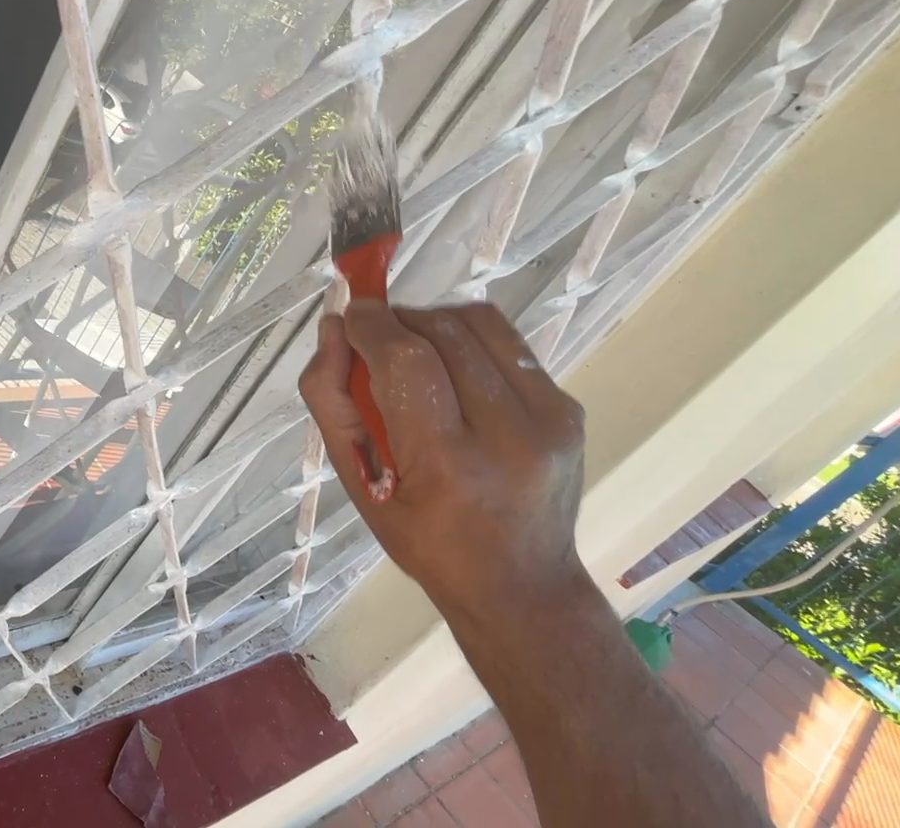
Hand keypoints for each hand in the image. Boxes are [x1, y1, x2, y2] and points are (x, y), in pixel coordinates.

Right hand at [298, 301, 590, 628]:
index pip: (407, 361)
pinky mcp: (569, 408)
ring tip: (412, 351)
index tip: (350, 315)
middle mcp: (509, 434)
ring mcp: (550, 418)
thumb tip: (334, 330)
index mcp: (448, 462)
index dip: (372, 325)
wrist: (520, 584)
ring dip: (432, 322)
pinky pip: (507, 343)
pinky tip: (453, 373)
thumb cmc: (419, 535)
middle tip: (373, 340)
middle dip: (397, 321)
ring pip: (479, 324)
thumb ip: (330, 399)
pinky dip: (467, 342)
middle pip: (442, 332)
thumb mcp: (353, 478)